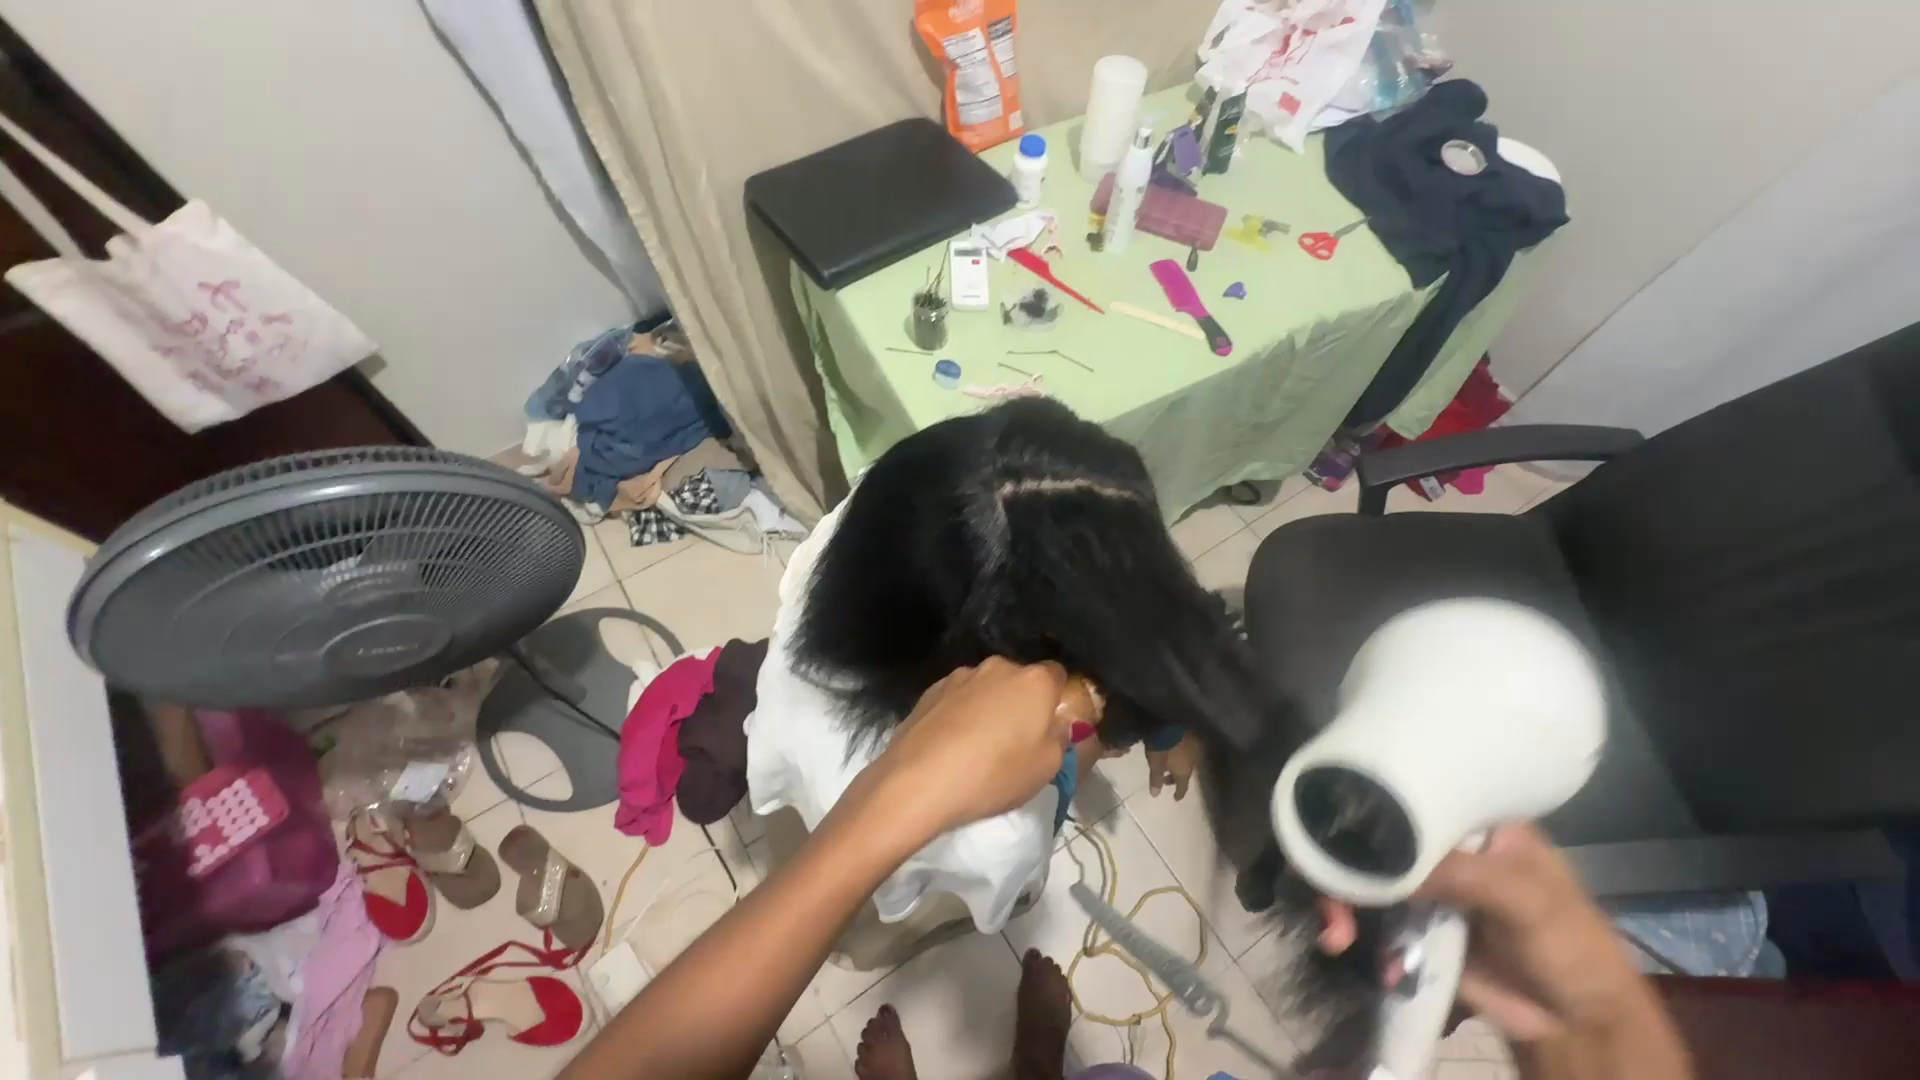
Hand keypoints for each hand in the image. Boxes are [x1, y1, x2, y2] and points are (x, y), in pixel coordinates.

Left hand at [859, 658, 1093, 836]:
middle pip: (1019, 680)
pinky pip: (958, 698)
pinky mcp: (930, 690)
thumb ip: (1059, 738)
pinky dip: (960, 713)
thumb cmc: (995, 774)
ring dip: (988, 707)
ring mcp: (960, 676)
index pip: (1057, 675)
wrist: (920, 780)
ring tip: (978, 745)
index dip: (1056, 699)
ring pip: (986, 687)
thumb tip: (1057, 723)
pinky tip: (952, 744)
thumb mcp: (1046, 768)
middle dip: (1020, 703)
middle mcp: (998, 667)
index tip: (1049, 726)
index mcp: (1034, 681)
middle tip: (1015, 740)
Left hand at [1144, 734, 1199, 799]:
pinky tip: (1174, 754)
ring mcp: (1194, 750)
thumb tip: (1155, 795)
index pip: (1183, 787)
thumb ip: (1155, 779)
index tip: (1175, 798)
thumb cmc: (1161, 746)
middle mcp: (1193, 763)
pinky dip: (1180, 757)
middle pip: (1186, 775)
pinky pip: (1187, 753)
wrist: (1168, 722)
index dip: (1179, 793)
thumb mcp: (1155, 763)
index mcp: (1184, 771)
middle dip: (1176, 778)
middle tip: (1166, 780)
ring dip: (1178, 767)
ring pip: (1187, 764)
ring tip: (1168, 766)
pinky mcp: (1192, 739)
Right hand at [1316, 825, 1644, 1041]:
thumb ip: (1461, 874)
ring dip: (1338, 901)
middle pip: (1373, 835)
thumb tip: (1382, 867)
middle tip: (1330, 891)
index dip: (1368, 800)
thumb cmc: (1568, 943)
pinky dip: (1349, 929)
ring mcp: (1422, 884)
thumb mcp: (1526, 897)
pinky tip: (1342, 943)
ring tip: (1336, 933)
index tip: (1332, 818)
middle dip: (1339, 860)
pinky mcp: (1410, 923)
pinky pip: (1367, 916)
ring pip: (1361, 876)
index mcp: (1471, 819)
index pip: (1409, 792)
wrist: (1576, 1026)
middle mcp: (1439, 844)